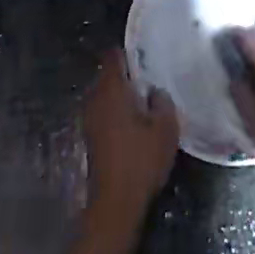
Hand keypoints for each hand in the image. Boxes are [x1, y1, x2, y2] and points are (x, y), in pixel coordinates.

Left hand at [83, 52, 178, 216]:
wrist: (116, 200)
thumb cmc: (141, 159)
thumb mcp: (165, 129)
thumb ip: (163, 102)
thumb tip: (155, 91)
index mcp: (111, 88)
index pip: (114, 56)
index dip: (129, 53)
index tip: (146, 56)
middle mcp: (95, 97)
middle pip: (109, 75)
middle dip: (128, 76)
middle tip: (152, 81)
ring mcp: (89, 116)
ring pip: (106, 95)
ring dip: (123, 96)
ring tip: (147, 104)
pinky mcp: (90, 134)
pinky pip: (104, 111)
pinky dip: (117, 112)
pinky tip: (136, 125)